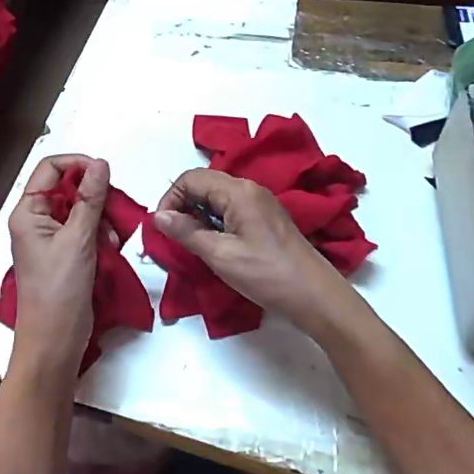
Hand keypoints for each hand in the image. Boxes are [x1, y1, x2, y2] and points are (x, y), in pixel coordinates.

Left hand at [7, 155, 111, 369]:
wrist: (54, 343)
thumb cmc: (60, 290)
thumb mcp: (78, 239)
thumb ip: (90, 198)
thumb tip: (100, 164)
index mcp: (28, 212)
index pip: (50, 169)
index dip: (78, 165)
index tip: (105, 174)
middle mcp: (36, 220)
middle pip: (68, 188)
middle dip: (95, 196)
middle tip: (115, 211)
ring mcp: (50, 238)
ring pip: (81, 209)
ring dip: (101, 218)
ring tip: (113, 238)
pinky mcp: (64, 254)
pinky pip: (84, 230)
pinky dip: (100, 234)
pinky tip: (111, 248)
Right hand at [153, 169, 358, 338]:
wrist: (314, 295)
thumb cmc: (266, 274)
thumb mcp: (221, 255)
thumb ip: (187, 232)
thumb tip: (159, 216)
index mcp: (239, 191)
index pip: (192, 178)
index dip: (170, 198)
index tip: (161, 227)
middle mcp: (250, 189)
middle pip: (205, 184)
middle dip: (182, 205)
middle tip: (171, 237)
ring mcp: (260, 203)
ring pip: (217, 198)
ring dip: (198, 215)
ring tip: (190, 244)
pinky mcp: (266, 218)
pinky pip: (231, 209)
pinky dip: (215, 221)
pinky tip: (212, 245)